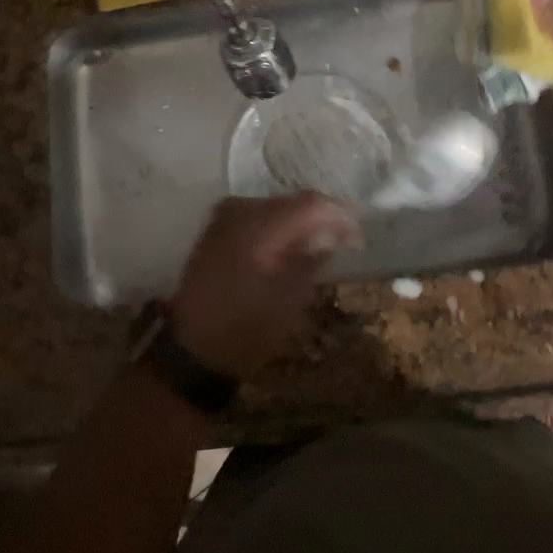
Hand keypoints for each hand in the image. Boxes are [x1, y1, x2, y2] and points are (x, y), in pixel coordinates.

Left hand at [169, 194, 361, 379]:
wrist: (190, 350)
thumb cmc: (244, 329)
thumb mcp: (288, 299)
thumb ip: (312, 259)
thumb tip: (333, 234)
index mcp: (257, 224)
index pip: (310, 204)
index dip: (340, 215)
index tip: (361, 237)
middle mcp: (239, 210)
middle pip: (293, 202)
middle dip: (323, 217)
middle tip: (349, 240)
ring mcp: (223, 218)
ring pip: (276, 208)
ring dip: (302, 222)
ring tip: (326, 243)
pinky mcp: (216, 231)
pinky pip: (258, 217)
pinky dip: (280, 228)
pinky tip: (294, 245)